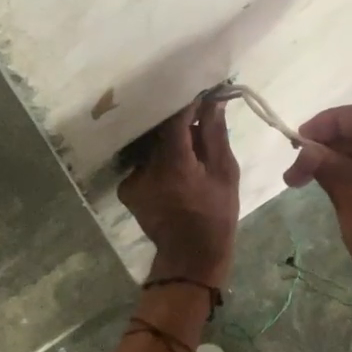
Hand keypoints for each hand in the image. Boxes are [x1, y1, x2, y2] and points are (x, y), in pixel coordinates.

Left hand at [118, 98, 240, 287]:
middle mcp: (146, 166)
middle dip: (179, 124)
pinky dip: (156, 161)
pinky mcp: (126, 188)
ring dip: (167, 143)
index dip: (188, 104)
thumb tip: (213, 101)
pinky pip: (142, 163)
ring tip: (187, 150)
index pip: (174, 118)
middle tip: (198, 123)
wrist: (190, 255)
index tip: (201, 96)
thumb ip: (215, 133)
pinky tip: (171, 171)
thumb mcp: (225, 171)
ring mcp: (132, 178)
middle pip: (160, 131)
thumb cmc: (216, 214)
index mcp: (173, 162)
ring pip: (150, 146)